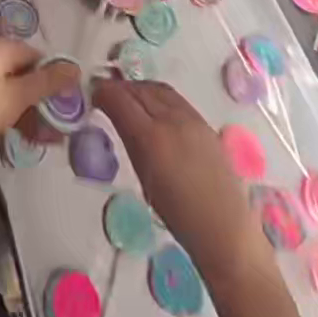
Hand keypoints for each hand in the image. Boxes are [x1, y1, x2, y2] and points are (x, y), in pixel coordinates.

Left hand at [0, 39, 78, 149]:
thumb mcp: (18, 96)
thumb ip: (48, 82)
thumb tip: (76, 67)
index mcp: (3, 47)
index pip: (41, 56)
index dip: (57, 79)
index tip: (71, 104)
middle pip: (29, 73)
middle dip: (46, 100)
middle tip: (62, 126)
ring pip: (17, 89)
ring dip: (33, 111)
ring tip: (50, 138)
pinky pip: (4, 97)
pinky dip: (16, 113)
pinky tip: (29, 135)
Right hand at [95, 79, 268, 270]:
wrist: (224, 228)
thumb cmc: (177, 213)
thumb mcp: (143, 175)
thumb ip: (129, 139)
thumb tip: (115, 115)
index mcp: (151, 137)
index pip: (120, 98)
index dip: (102, 92)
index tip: (93, 96)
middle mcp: (172, 120)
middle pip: (138, 89)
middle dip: (118, 88)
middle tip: (105, 95)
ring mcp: (192, 119)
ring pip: (158, 89)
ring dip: (138, 89)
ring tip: (128, 99)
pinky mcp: (206, 124)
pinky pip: (175, 99)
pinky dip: (157, 96)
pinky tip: (152, 109)